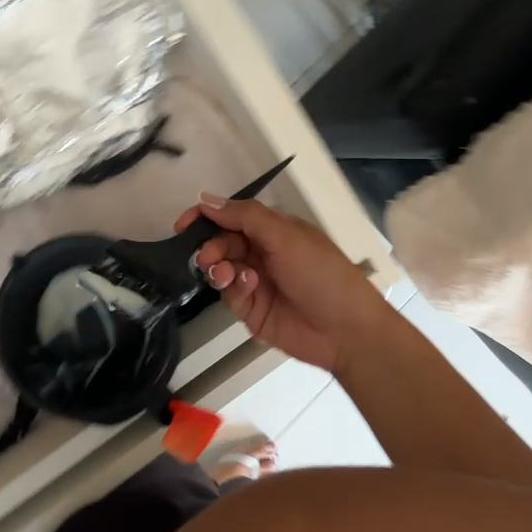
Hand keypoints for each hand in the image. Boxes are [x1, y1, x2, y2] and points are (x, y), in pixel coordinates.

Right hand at [173, 197, 395, 370]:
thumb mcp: (287, 236)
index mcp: (275, 230)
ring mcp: (256, 282)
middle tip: (206, 257)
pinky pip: (230, 295)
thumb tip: (207, 200)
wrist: (346, 331)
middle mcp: (263, 253)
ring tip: (226, 275)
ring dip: (219, 268)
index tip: (184, 224)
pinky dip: (234, 288)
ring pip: (221, 269)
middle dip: (211, 247)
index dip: (208, 217)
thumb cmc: (323, 274)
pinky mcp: (251, 310)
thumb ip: (245, 216)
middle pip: (222, 243)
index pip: (233, 216)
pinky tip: (247, 287)